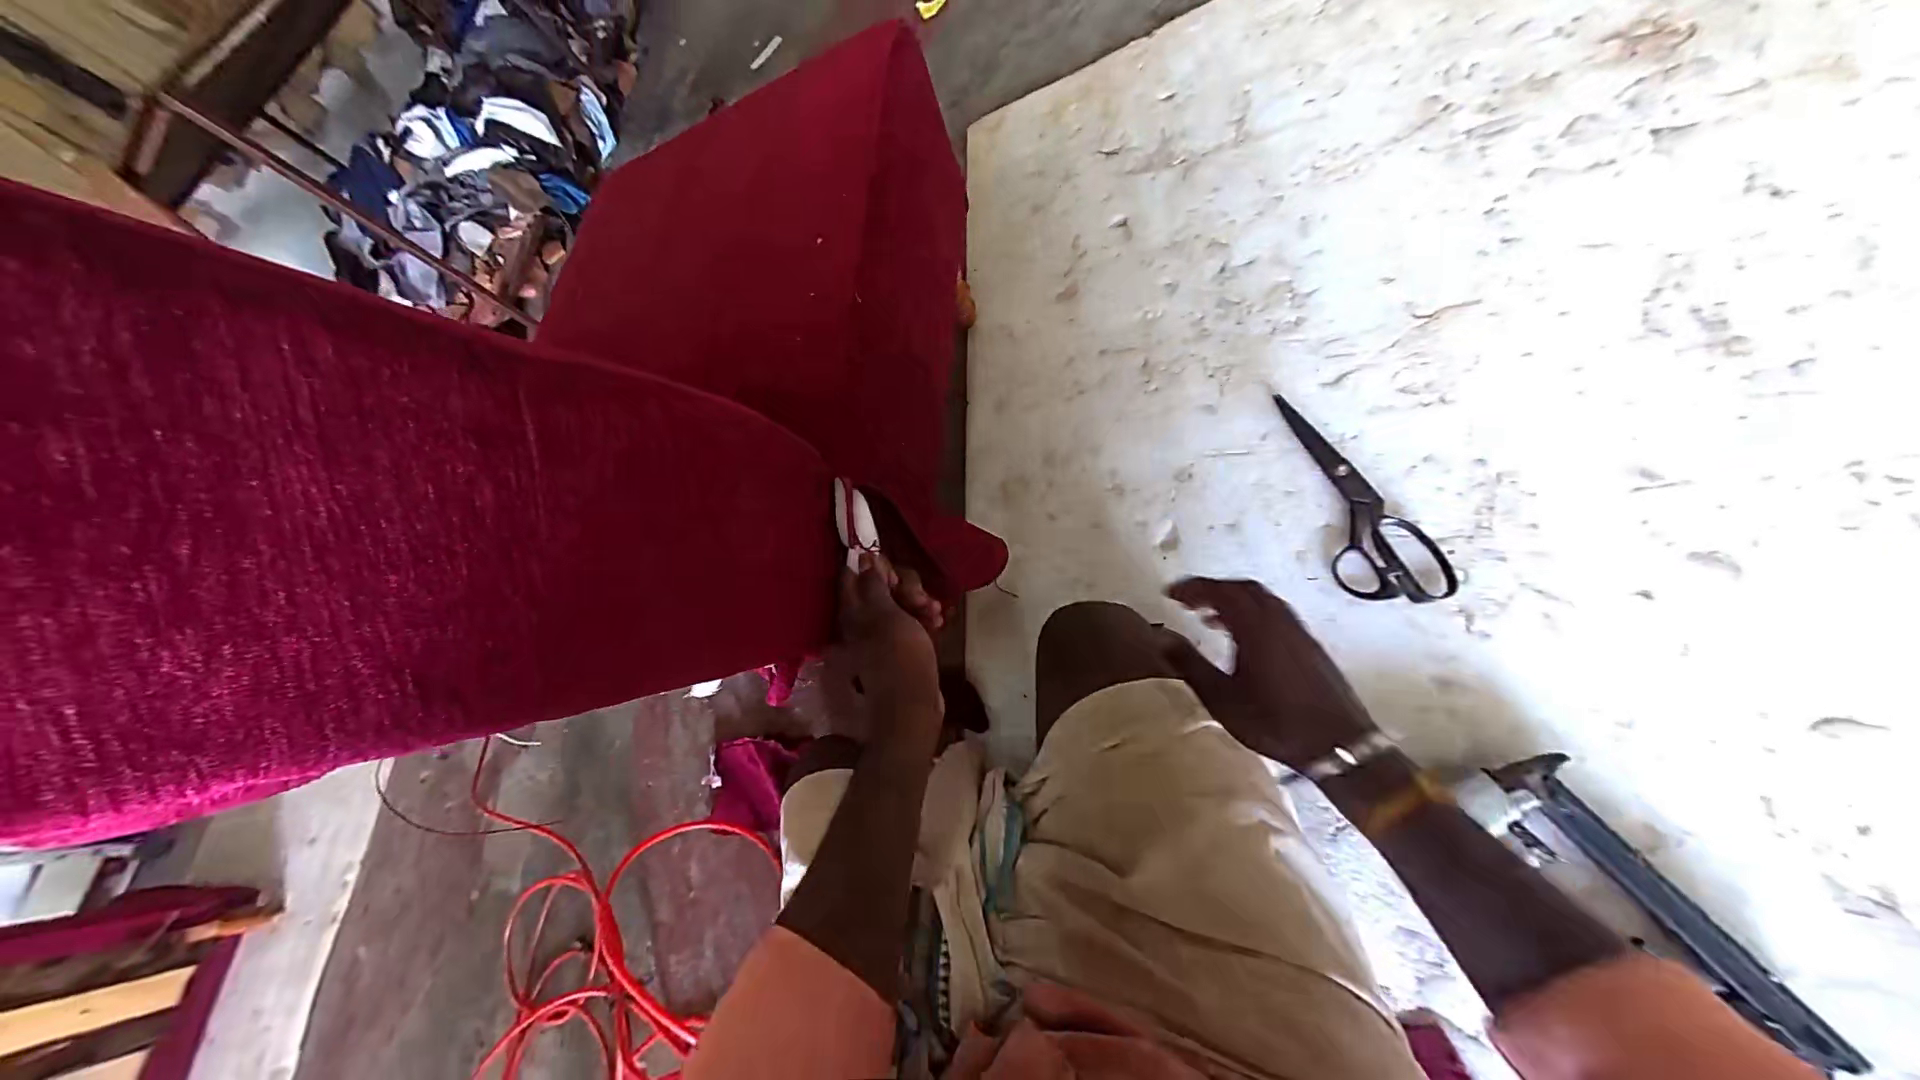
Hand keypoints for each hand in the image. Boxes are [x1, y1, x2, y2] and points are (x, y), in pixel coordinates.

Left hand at [836, 553, 942, 730]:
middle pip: (881, 585)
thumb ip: (873, 585)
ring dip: (919, 601)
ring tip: (935, 613)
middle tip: (920, 598)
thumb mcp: (886, 616)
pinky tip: (938, 621)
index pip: (855, 573)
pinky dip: (923, 617)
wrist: (913, 706)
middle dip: (905, 586)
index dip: (877, 566)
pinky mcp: (901, 645)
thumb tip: (860, 557)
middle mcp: (863, 619)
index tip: (896, 575)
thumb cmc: (900, 658)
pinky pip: (910, 620)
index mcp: (852, 610)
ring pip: (900, 602)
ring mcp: (882, 633)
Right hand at [1161, 578, 1377, 769]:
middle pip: (1242, 588)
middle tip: (1188, 600)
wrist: (1338, 745)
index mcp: (1255, 627)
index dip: (1192, 588)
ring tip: (1209, 616)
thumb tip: (1162, 639)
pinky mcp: (1309, 645)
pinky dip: (1252, 612)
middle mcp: (1279, 621)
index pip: (1220, 592)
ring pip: (1262, 599)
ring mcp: (1298, 631)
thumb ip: (1190, 665)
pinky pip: (1275, 613)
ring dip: (1233, 599)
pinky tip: (1242, 637)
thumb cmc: (1274, 723)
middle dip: (1212, 589)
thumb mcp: (1221, 698)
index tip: (1171, 593)